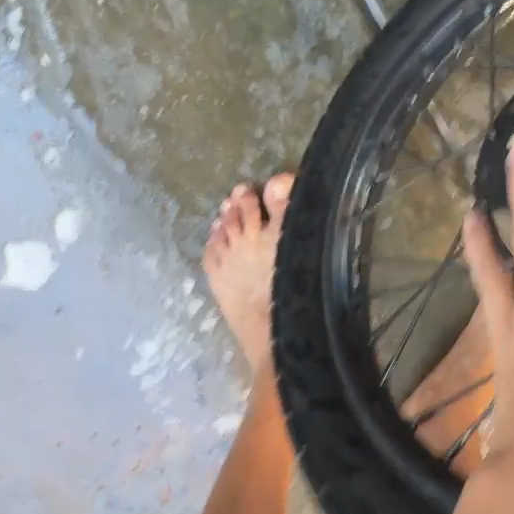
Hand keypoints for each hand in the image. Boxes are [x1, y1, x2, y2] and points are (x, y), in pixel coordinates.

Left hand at [202, 174, 293, 376]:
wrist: (274, 332)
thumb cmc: (298, 292)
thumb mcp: (302, 247)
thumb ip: (289, 210)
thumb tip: (278, 181)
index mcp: (276, 231)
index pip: (273, 201)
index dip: (270, 191)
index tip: (269, 185)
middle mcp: (248, 239)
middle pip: (242, 213)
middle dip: (241, 200)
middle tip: (240, 192)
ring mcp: (229, 258)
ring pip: (224, 229)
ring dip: (225, 217)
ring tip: (225, 210)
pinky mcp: (217, 278)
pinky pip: (210, 250)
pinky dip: (213, 238)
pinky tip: (214, 235)